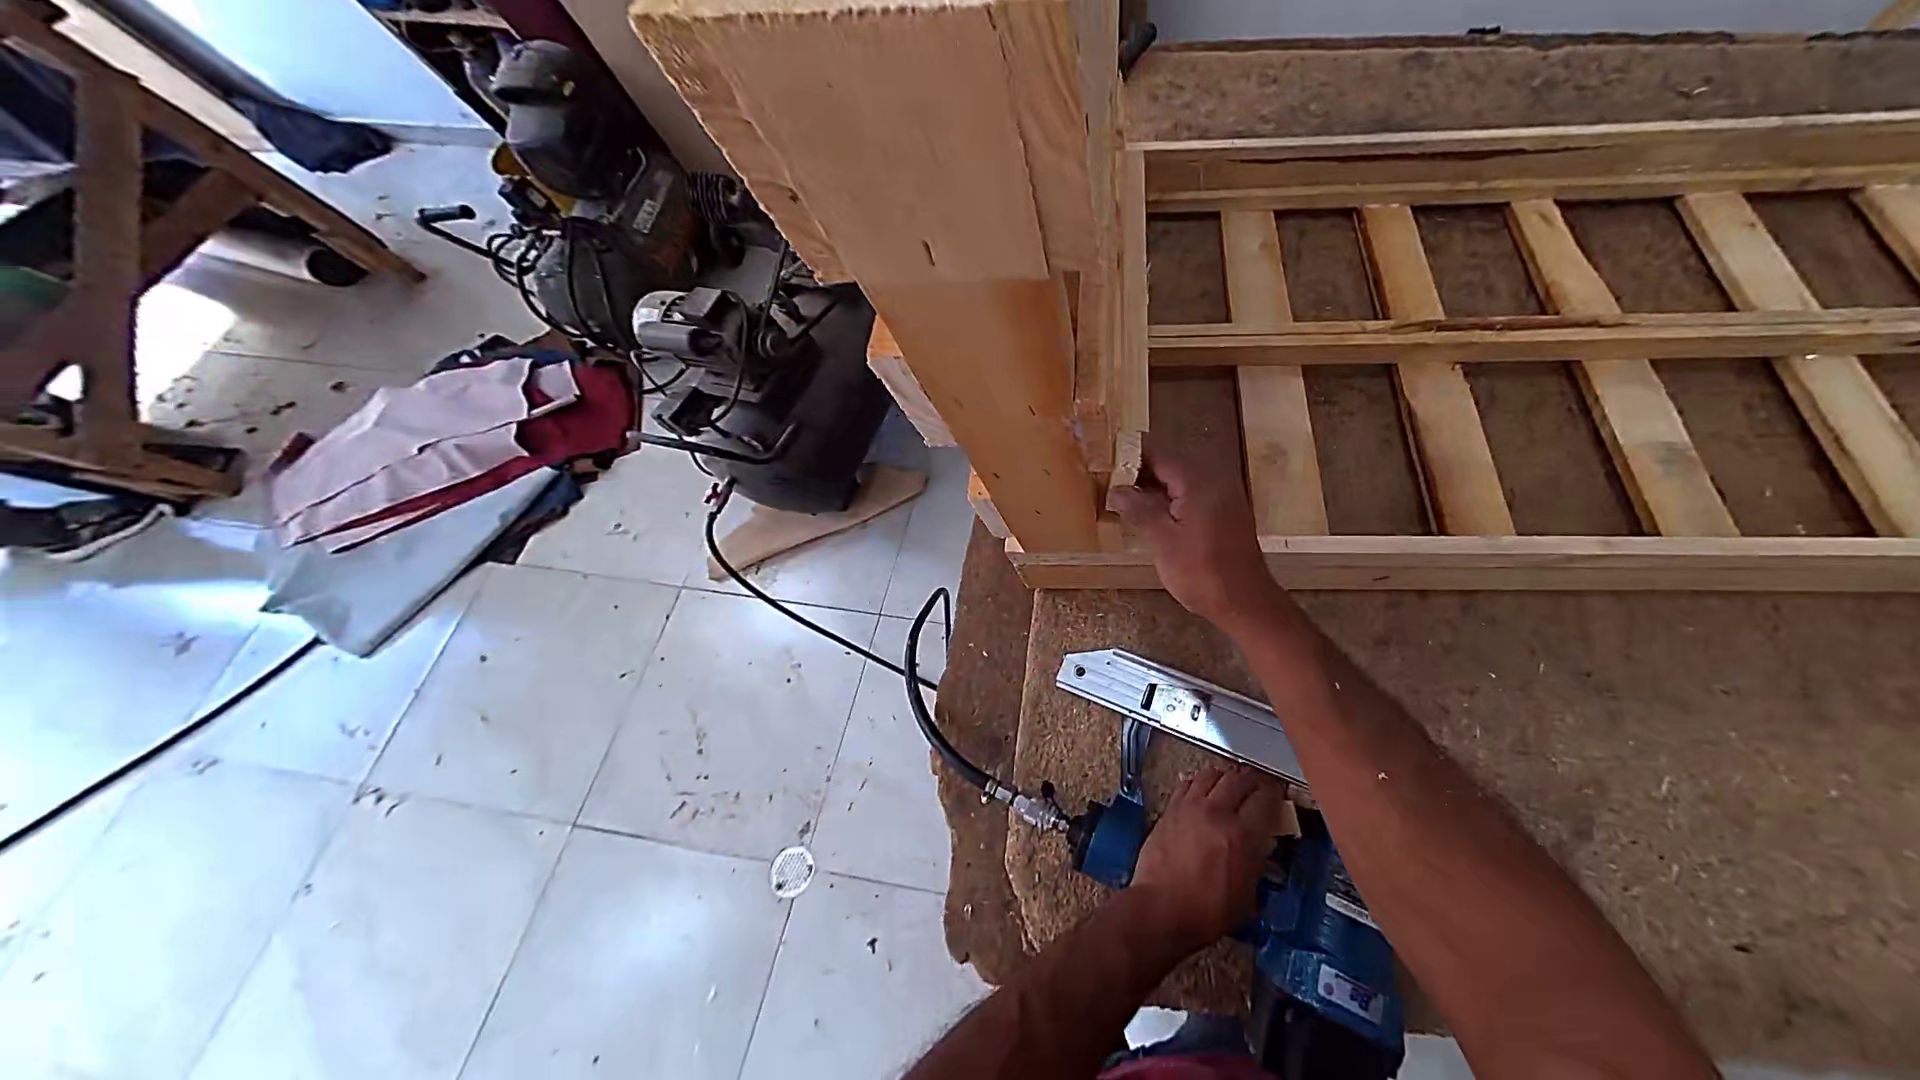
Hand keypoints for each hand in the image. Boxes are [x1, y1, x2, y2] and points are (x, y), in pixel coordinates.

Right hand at [1110, 452, 1282, 628]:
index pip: (1158, 455)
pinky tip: (1152, 515)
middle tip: (1109, 484)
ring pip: (1181, 481)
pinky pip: (1192, 494)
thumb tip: (1117, 490)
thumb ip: (1139, 510)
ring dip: (1154, 488)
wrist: (1245, 603)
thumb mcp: (1162, 541)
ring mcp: (1223, 496)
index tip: (1104, 464)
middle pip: (1170, 465)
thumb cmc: (1202, 573)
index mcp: (1199, 482)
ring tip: (1124, 500)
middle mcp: (1215, 480)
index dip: (1130, 457)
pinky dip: (1171, 500)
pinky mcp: (1226, 512)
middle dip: (1140, 473)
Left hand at [1128, 766, 1292, 950]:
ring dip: (1225, 777)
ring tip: (1231, 784)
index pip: (1265, 798)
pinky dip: (1199, 782)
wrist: (1162, 907)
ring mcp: (1190, 807)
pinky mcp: (1170, 809)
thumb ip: (1257, 864)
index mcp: (1242, 834)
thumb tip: (1261, 848)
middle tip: (1258, 786)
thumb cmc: (1205, 910)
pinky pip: (1188, 783)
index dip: (1275, 792)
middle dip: (1253, 780)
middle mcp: (1216, 813)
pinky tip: (1203, 791)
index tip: (1278, 793)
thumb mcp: (1248, 895)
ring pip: (1212, 774)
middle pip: (1239, 779)